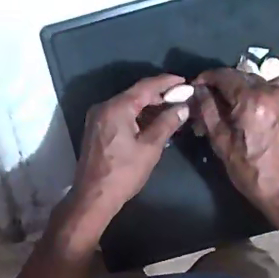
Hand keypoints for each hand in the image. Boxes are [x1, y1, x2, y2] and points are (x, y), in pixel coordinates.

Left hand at [64, 73, 190, 235]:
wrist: (93, 196)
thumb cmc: (124, 173)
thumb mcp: (150, 147)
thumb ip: (167, 123)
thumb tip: (182, 106)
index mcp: (117, 107)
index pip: (145, 87)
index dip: (166, 82)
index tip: (184, 81)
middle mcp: (104, 107)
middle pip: (135, 94)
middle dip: (159, 95)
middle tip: (181, 97)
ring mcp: (97, 118)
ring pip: (127, 105)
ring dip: (148, 106)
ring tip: (171, 109)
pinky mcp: (96, 129)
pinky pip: (120, 115)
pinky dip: (136, 116)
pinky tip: (152, 122)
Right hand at [192, 67, 278, 228]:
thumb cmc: (248, 168)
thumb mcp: (220, 141)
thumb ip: (207, 110)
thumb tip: (198, 90)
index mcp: (251, 100)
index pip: (224, 75)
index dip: (207, 77)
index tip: (196, 85)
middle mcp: (271, 91)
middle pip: (241, 75)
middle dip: (223, 83)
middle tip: (210, 97)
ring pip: (257, 80)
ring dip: (241, 87)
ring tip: (230, 103)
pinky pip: (272, 87)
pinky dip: (259, 91)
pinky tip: (251, 106)